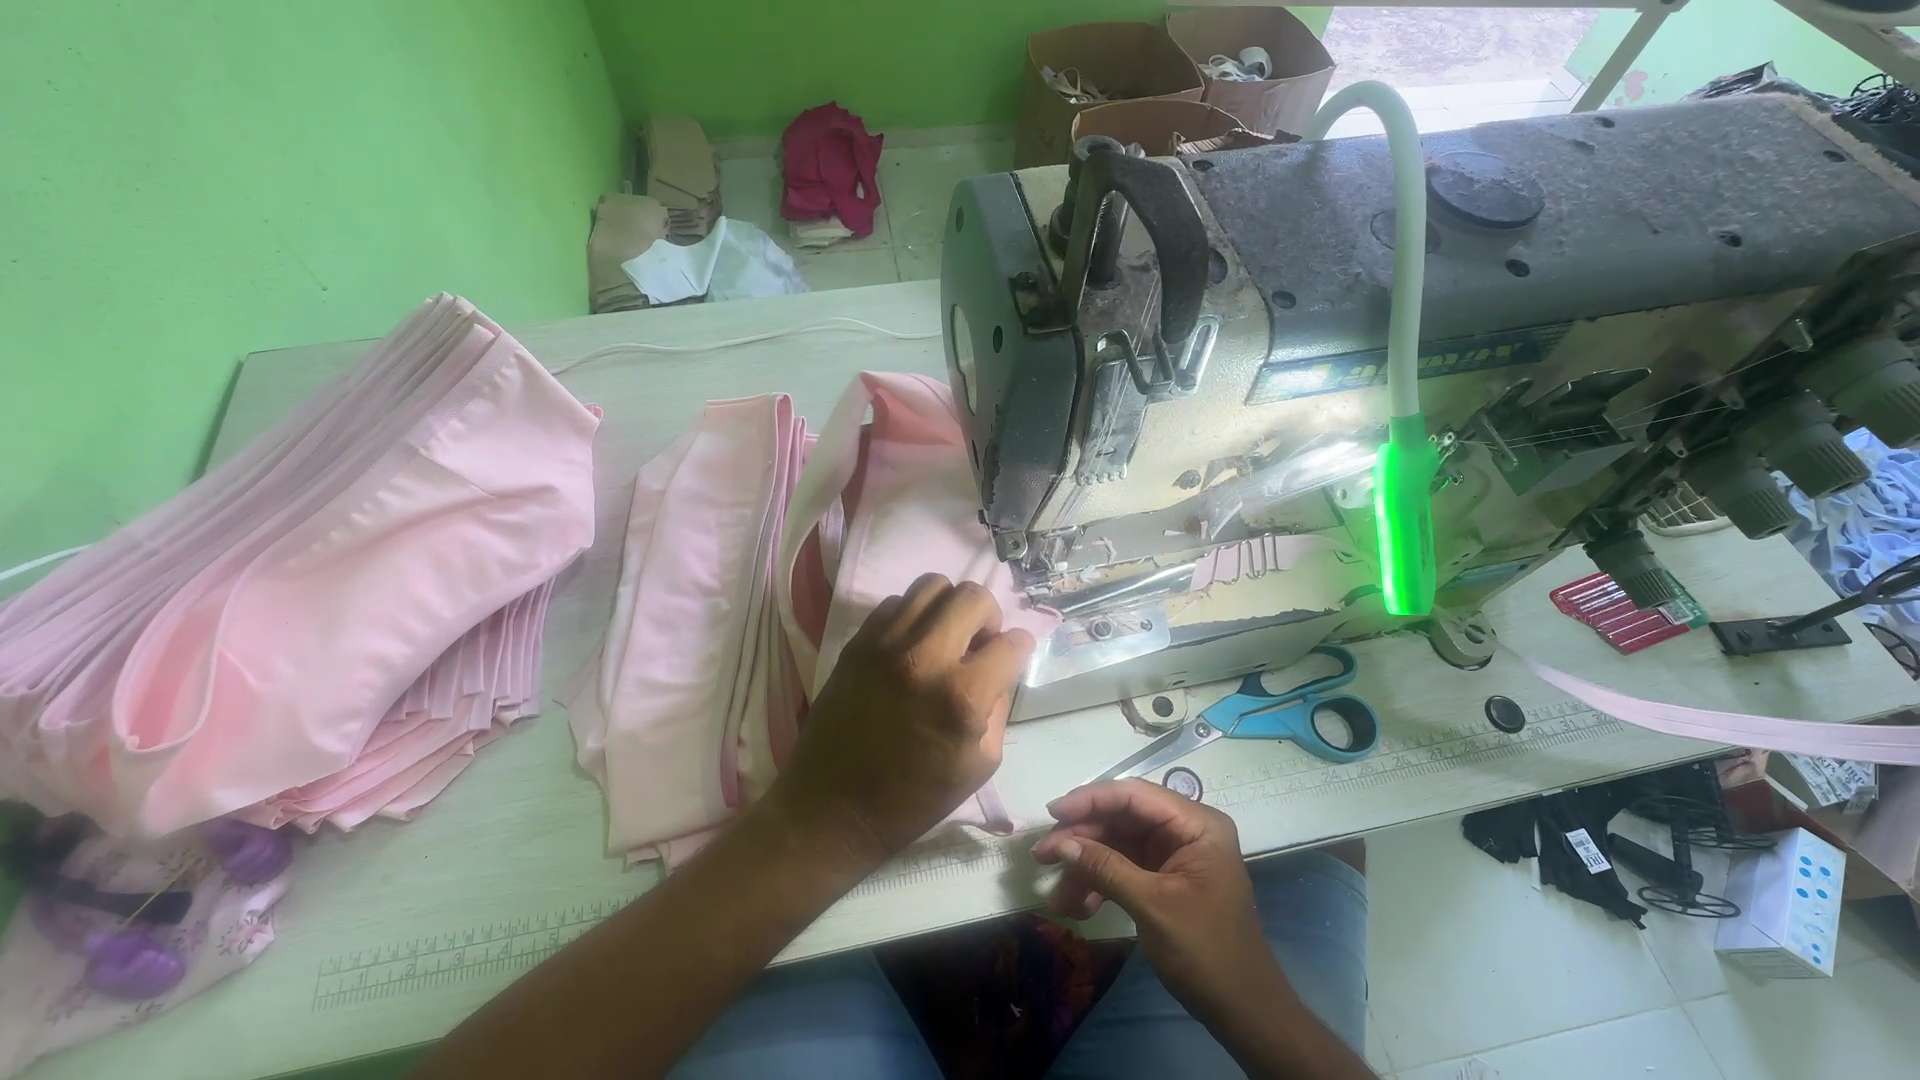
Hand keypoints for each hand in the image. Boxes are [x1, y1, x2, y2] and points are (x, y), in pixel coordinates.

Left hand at [771, 573, 1036, 862]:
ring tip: (945, 636)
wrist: (833, 808)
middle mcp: (925, 658)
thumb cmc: (913, 798)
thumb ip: (996, 705)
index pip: (1012, 643)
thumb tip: (999, 666)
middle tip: (980, 643)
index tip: (1011, 658)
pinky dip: (912, 617)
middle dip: (989, 616)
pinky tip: (911, 645)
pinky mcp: (856, 643)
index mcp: (962, 697)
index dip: (1019, 650)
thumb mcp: (980, 764)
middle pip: (973, 596)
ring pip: (932, 586)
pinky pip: (895, 603)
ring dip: (950, 607)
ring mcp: (885, 645)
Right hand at [1031, 780, 1290, 1022]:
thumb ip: (1106, 867)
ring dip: (1086, 866)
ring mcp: (1174, 854)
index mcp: (1197, 824)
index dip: (1090, 800)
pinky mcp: (1164, 878)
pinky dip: (1099, 883)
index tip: (1052, 813)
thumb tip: (1060, 842)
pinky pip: (1122, 867)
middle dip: (1082, 838)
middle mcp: (1186, 830)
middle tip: (1043, 857)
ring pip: (1117, 844)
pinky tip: (1079, 907)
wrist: (1243, 1010)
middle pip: (1122, 817)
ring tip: (1059, 896)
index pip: (1134, 795)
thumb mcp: (1153, 906)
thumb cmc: (1207, 952)